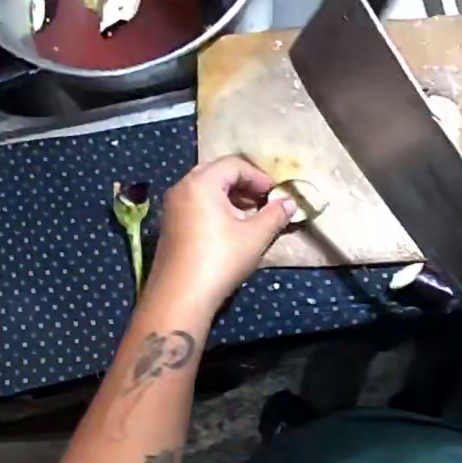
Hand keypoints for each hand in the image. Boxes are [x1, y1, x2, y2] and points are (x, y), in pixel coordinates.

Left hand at [145, 156, 293, 314]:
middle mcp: (182, 188)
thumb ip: (275, 215)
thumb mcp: (255, 236)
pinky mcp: (170, 226)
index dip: (260, 177)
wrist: (180, 297)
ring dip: (232, 197)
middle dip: (245, 185)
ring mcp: (172, 208)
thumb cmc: (221, 259)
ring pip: (206, 190)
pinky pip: (196, 205)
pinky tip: (232, 229)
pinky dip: (217, 209)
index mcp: (201, 183)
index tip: (277, 194)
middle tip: (265, 201)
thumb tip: (291, 202)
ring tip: (252, 216)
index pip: (235, 165)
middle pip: (218, 173)